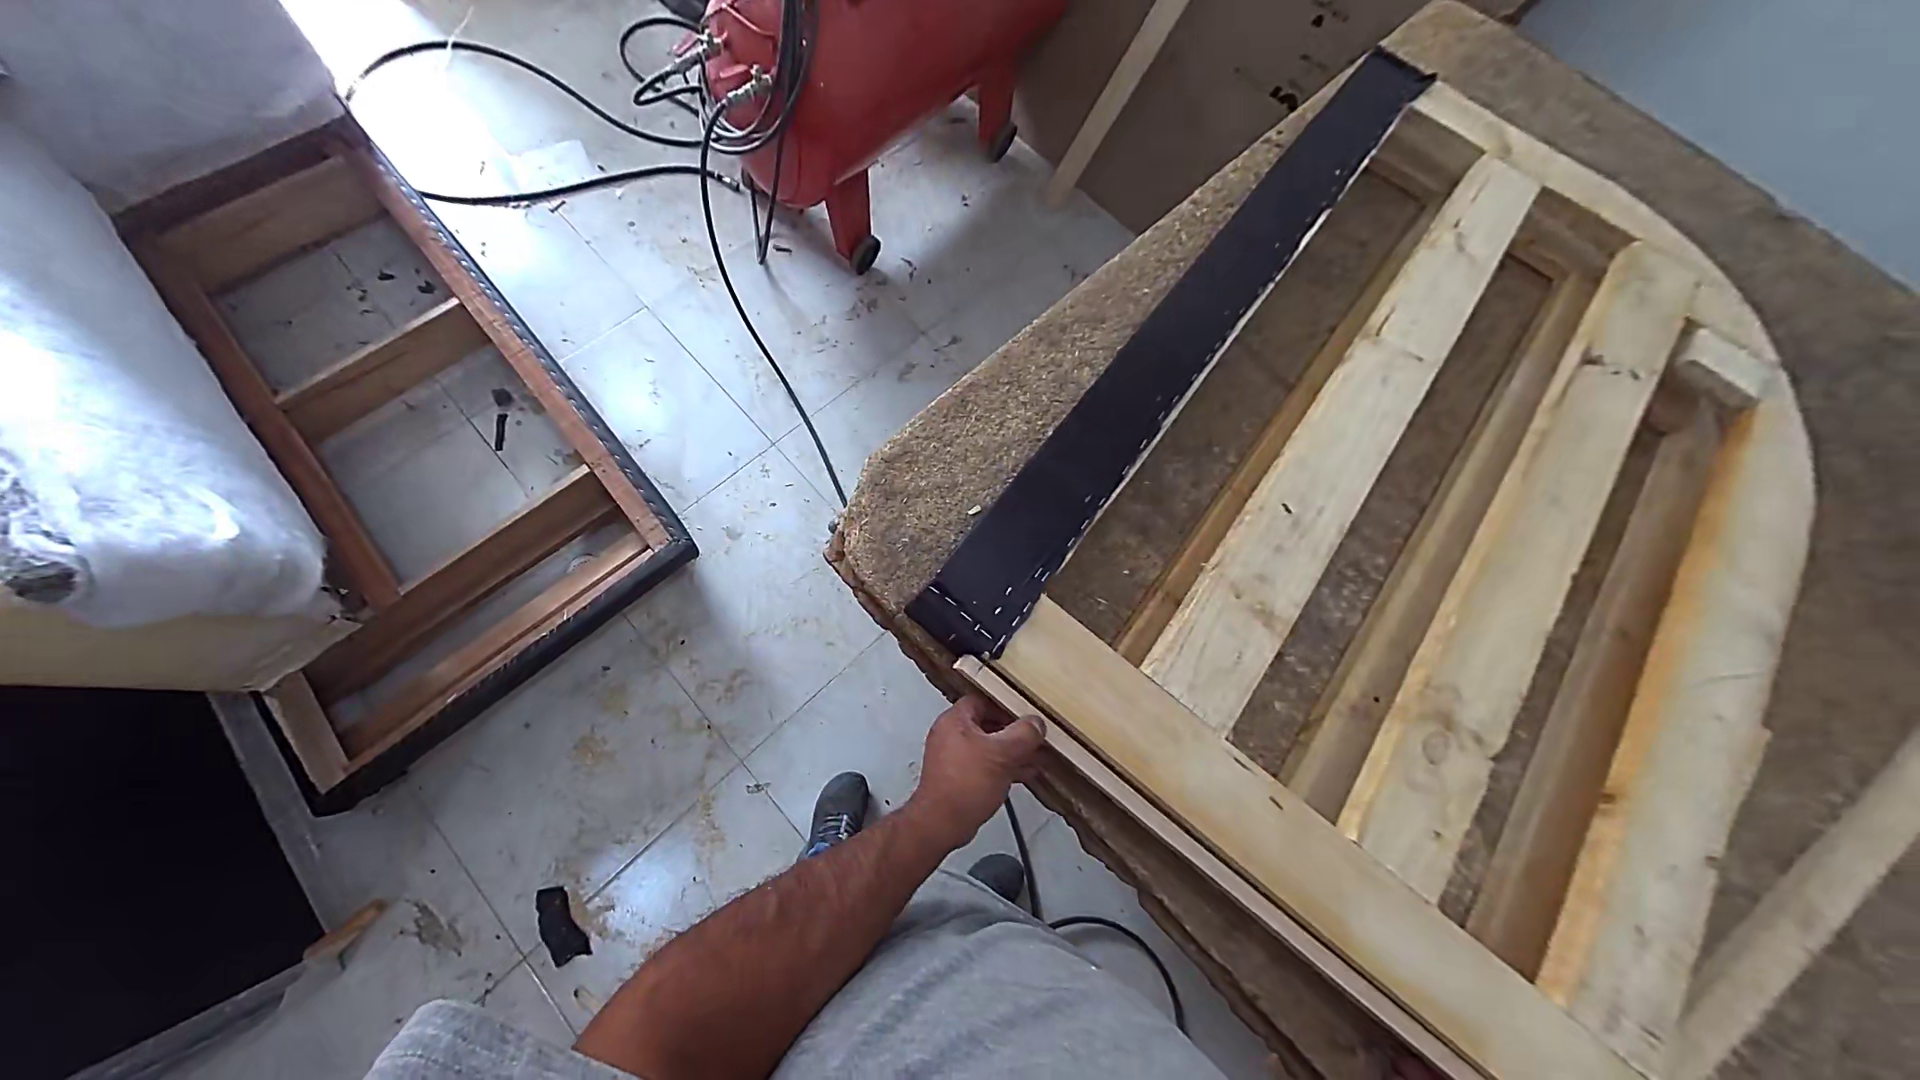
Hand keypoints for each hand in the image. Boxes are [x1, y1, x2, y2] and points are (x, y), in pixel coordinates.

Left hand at [906, 696, 1046, 850]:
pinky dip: (1004, 767)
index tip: (1025, 711)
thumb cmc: (965, 784)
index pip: (982, 700)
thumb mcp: (1001, 754)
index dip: (1005, 704)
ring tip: (1037, 755)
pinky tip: (1026, 774)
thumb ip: (1022, 735)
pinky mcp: (960, 778)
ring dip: (1012, 751)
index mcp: (955, 720)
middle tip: (1035, 735)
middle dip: (1013, 731)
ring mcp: (954, 757)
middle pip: (987, 723)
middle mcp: (951, 735)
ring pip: (989, 746)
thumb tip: (1036, 723)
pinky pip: (986, 765)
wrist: (943, 823)